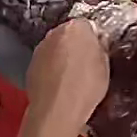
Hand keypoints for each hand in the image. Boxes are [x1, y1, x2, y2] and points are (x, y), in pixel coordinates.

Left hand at [24, 19, 107, 136]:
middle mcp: (55, 33)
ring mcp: (40, 49)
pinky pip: (46, 62)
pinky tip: (60, 84)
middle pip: (69, 34)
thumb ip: (101, 48)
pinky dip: (52, 68)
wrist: (56, 111)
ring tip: (73, 76)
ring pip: (56, 47)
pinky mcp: (30, 65)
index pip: (88, 25)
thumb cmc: (86, 86)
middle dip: (77, 45)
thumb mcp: (106, 66)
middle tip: (87, 63)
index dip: (95, 39)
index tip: (99, 52)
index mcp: (76, 27)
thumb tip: (98, 42)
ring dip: (63, 56)